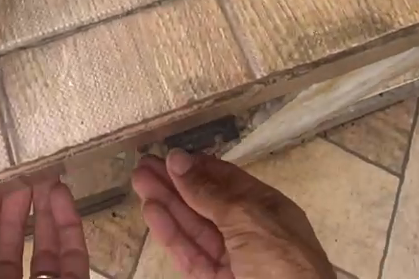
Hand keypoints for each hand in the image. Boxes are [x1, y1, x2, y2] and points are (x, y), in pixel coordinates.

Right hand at [131, 150, 334, 278]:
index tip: (169, 155)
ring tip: (139, 181)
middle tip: (143, 164)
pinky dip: (170, 234)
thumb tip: (177, 158)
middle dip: (175, 183)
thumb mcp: (247, 218)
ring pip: (194, 228)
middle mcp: (249, 234)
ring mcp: (232, 263)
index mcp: (267, 211)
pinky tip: (151, 211)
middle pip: (206, 203)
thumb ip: (209, 191)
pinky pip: (190, 256)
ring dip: (166, 203)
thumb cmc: (280, 263)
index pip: (227, 181)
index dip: (198, 167)